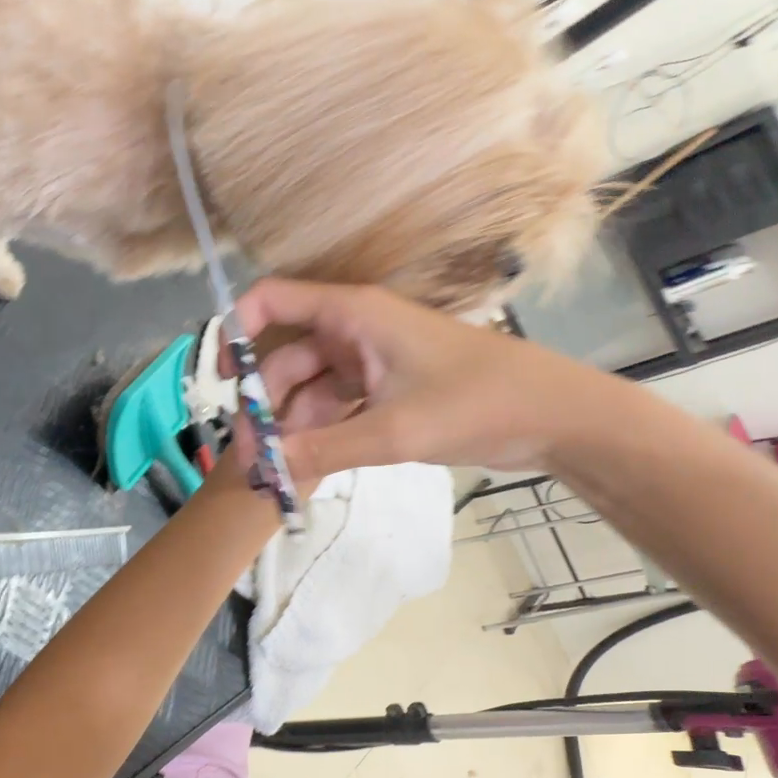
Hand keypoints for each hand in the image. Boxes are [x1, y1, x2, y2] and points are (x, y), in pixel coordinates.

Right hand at [229, 279, 625, 478]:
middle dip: (262, 408)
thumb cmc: (478, 403)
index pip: (271, 301)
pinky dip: (316, 436)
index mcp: (351, 315)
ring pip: (305, 391)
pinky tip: (304, 469)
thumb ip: (324, 448)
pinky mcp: (381, 389)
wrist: (557, 417)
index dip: (235, 332)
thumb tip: (264, 466)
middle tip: (251, 460)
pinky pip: (331, 409)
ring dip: (288, 430)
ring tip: (275, 476)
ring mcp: (366, 361)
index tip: (220, 380)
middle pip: (282, 361)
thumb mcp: (395, 430)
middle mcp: (351, 331)